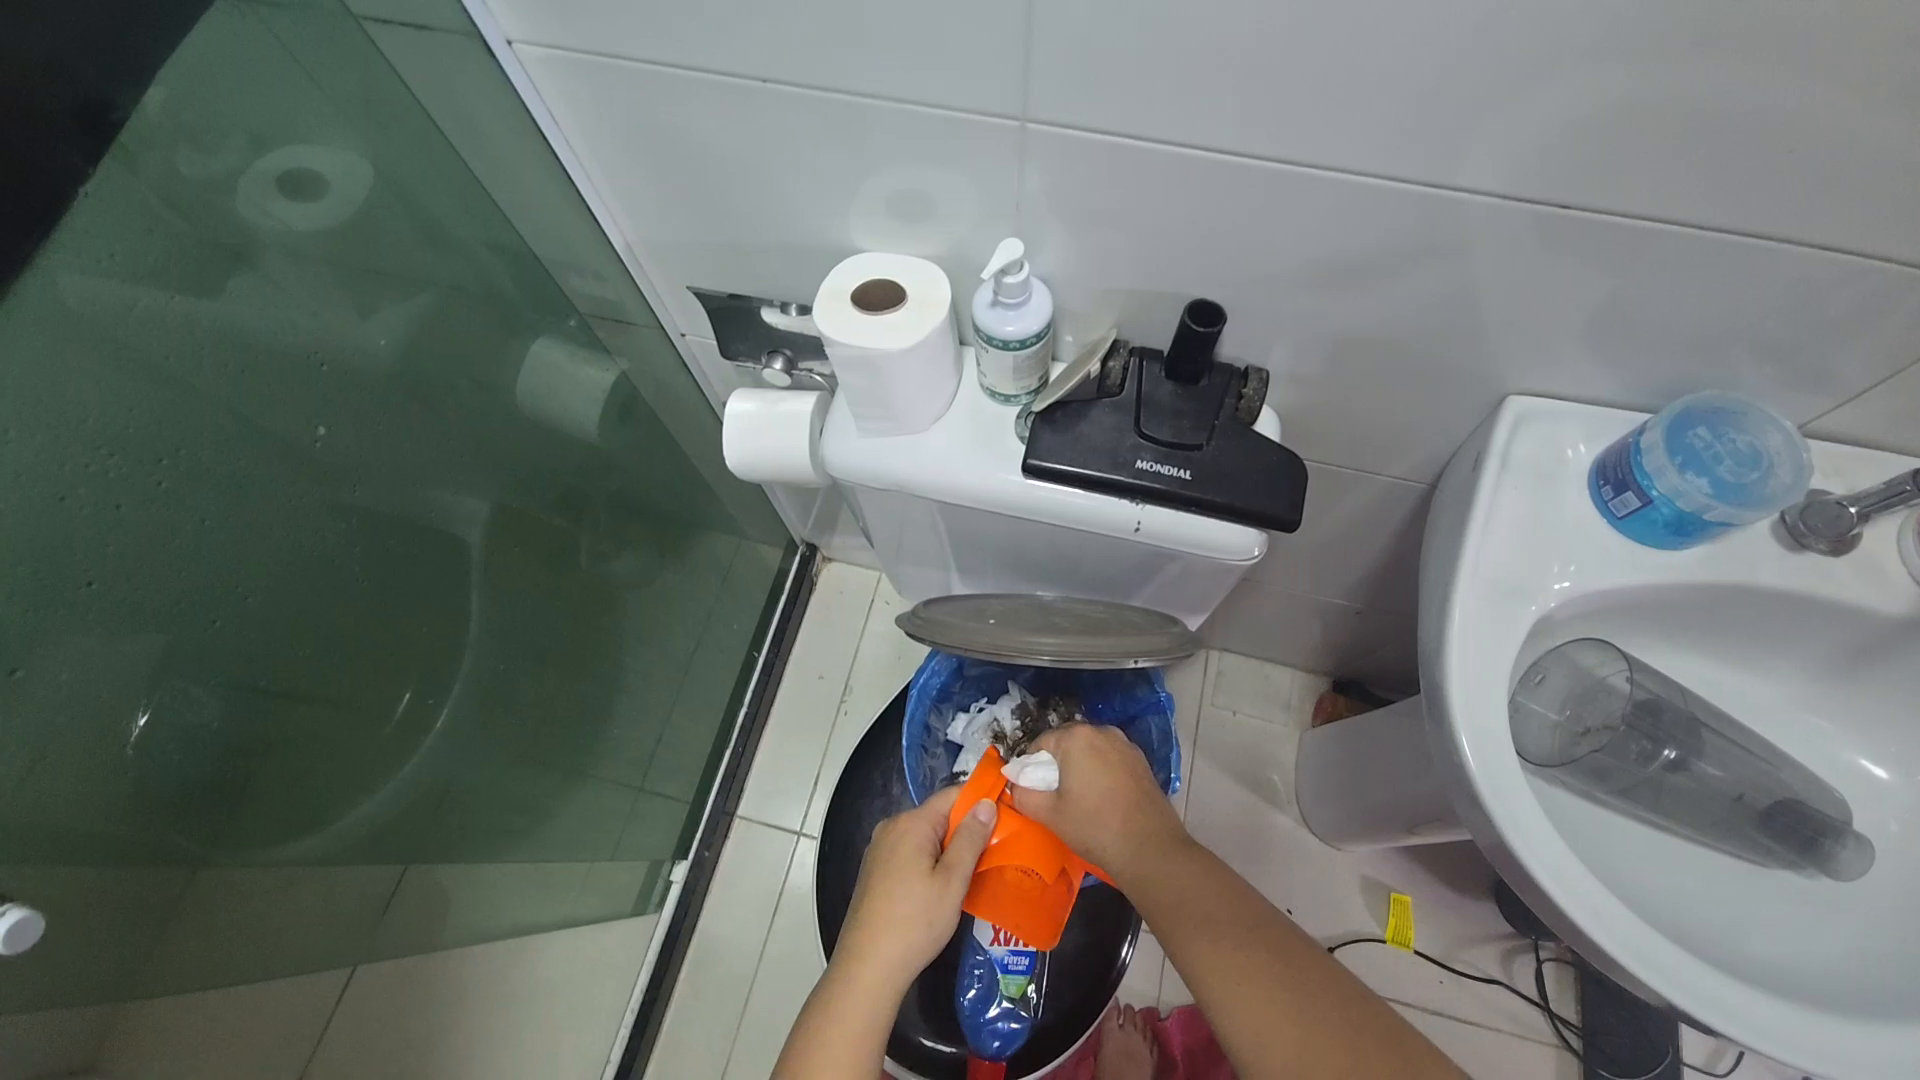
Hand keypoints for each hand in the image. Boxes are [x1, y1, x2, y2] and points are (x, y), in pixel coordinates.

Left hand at [832, 786, 997, 995]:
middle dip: (965, 829)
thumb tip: (985, 802)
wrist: (868, 967)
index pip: (951, 795)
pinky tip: (943, 886)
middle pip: (937, 815)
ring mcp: (880, 849)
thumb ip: (970, 838)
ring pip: (924, 836)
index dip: (980, 802)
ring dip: (949, 848)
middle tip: (994, 851)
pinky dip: (930, 861)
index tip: (1005, 817)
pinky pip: (910, 852)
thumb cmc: (915, 922)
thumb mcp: (952, 881)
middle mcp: (891, 827)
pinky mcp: (876, 870)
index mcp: (910, 823)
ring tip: (974, 871)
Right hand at [1009, 723, 1189, 884]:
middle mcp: (1102, 732)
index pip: (1041, 743)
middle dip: (1057, 764)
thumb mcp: (1049, 814)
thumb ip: (1023, 794)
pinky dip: (1101, 772)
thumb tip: (1016, 785)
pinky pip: (1110, 759)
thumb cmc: (1094, 826)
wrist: (1149, 848)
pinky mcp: (1141, 761)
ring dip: (1080, 766)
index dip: (1031, 766)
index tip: (1033, 790)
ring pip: (1091, 750)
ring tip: (1080, 798)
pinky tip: (1103, 798)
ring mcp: (1126, 745)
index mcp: (1076, 738)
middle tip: (1054, 795)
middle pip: (1067, 742)